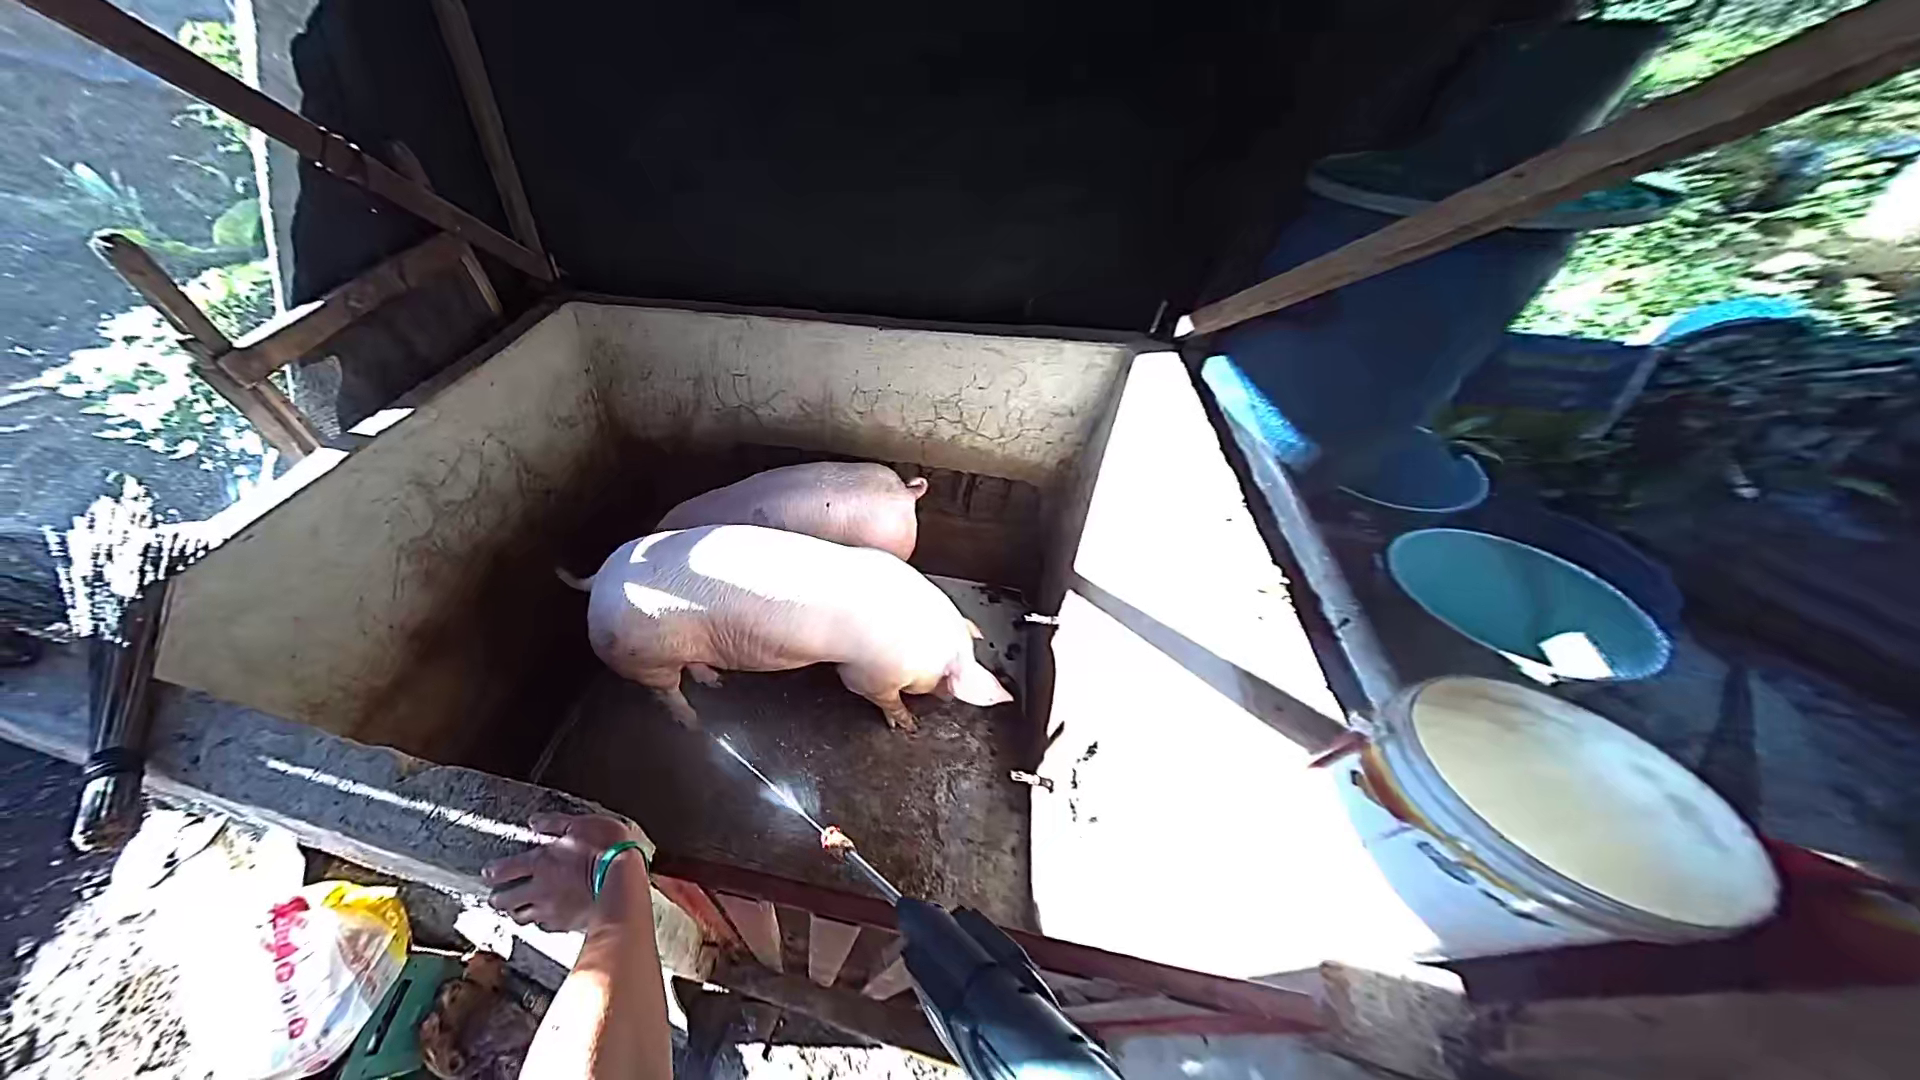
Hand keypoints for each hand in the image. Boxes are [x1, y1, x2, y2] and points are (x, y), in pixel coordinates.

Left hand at [483, 812, 649, 932]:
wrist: (622, 882)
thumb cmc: (607, 850)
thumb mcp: (583, 825)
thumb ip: (556, 823)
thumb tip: (535, 821)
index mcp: (541, 861)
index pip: (505, 869)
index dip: (494, 871)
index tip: (490, 872)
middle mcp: (538, 888)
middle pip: (504, 899)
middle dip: (498, 897)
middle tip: (498, 895)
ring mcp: (549, 909)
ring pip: (519, 916)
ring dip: (516, 912)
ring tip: (518, 909)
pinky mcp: (562, 924)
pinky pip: (543, 926)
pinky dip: (541, 921)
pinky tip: (547, 917)